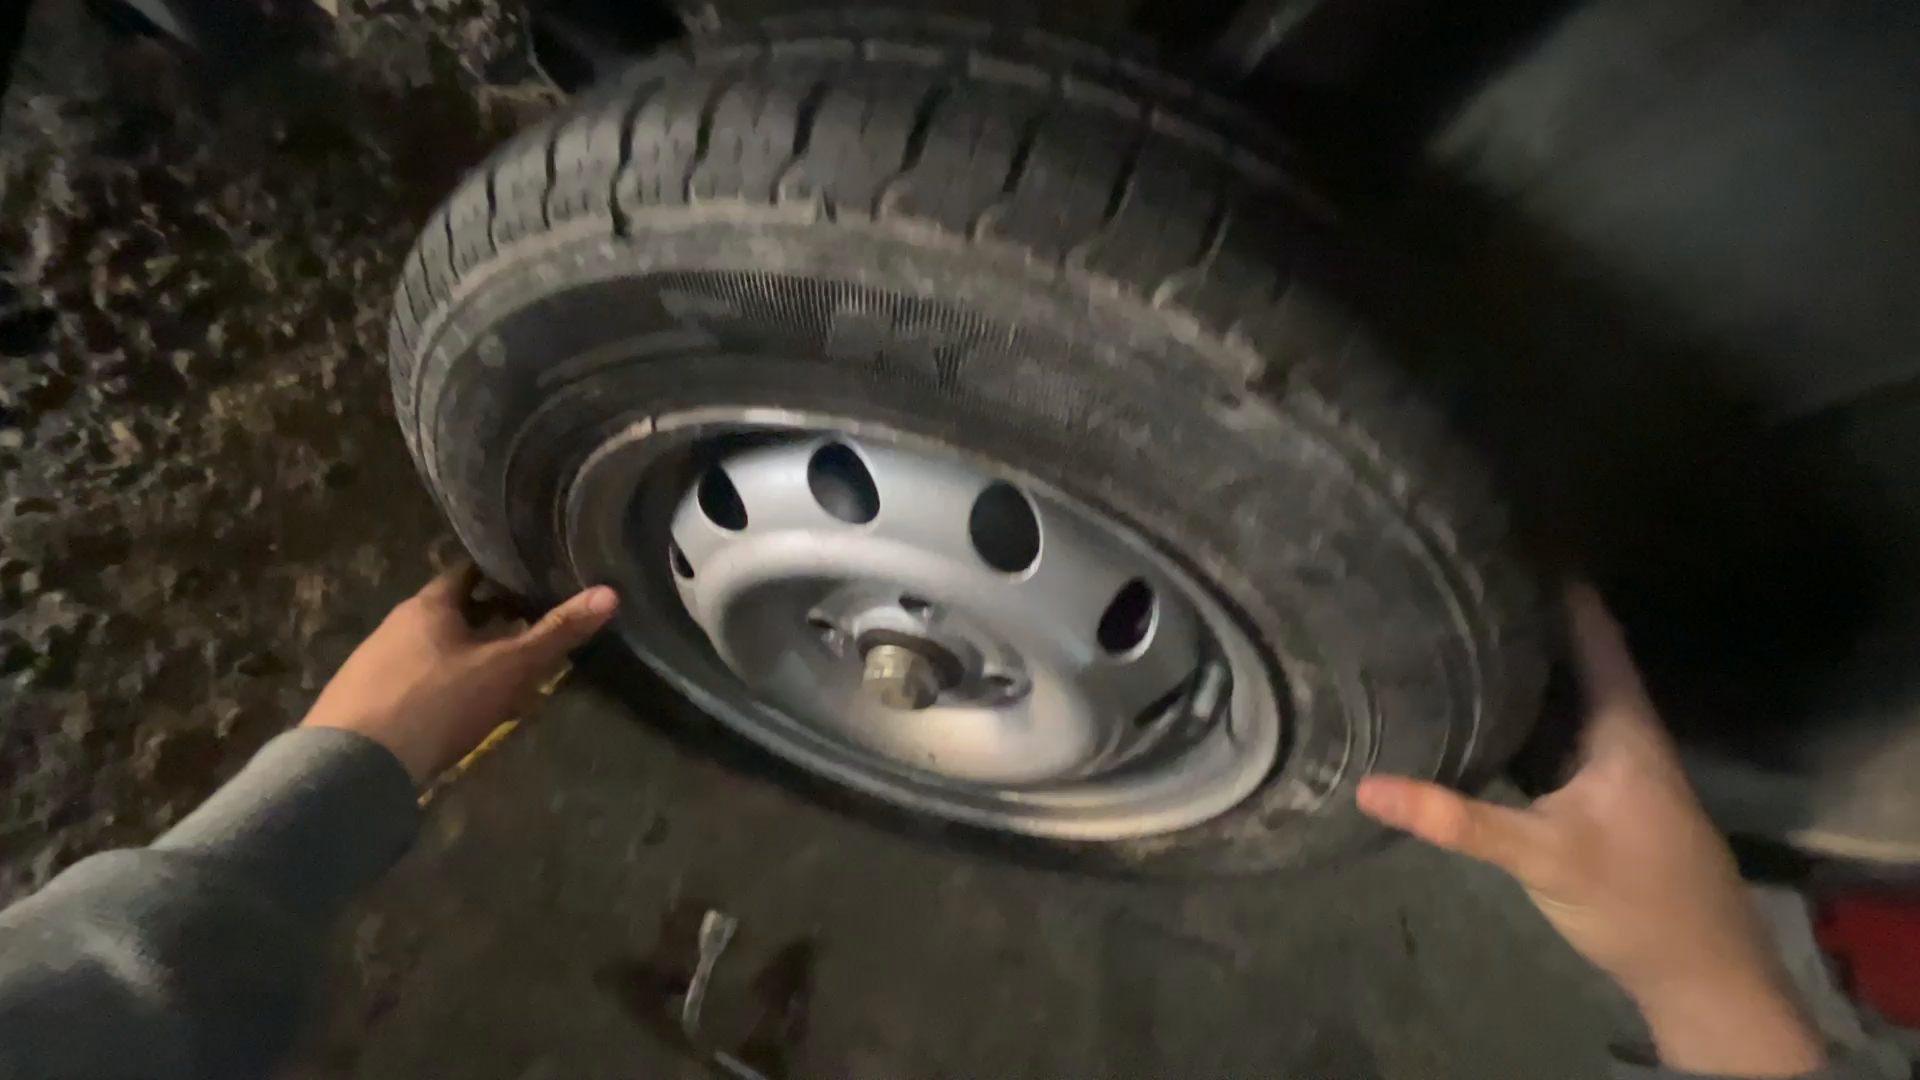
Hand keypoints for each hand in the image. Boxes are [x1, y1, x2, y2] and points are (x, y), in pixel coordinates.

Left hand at [301, 564, 618, 785]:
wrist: (349, 771)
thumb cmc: (437, 702)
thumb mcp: (509, 666)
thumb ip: (558, 632)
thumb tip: (611, 593)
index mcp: (428, 606)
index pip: (469, 573)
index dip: (504, 574)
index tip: (536, 578)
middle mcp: (396, 626)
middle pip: (454, 612)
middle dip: (494, 620)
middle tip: (533, 629)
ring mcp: (374, 665)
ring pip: (437, 649)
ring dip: (471, 656)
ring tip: (508, 674)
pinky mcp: (364, 702)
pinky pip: (418, 681)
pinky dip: (447, 685)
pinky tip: (466, 710)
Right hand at [1356, 586, 1823, 1077]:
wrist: (1696, 974)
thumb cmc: (1635, 898)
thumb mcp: (1542, 855)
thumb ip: (1455, 819)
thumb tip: (1365, 784)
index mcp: (1622, 728)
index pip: (1595, 638)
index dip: (1562, 591)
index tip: (1508, 547)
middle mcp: (1615, 734)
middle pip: (1569, 658)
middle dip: (1520, 618)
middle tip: (1453, 579)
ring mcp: (1603, 764)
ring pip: (1555, 694)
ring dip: (1514, 663)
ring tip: (1448, 626)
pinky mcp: (1586, 792)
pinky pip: (1543, 729)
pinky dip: (1510, 707)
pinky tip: (1467, 702)